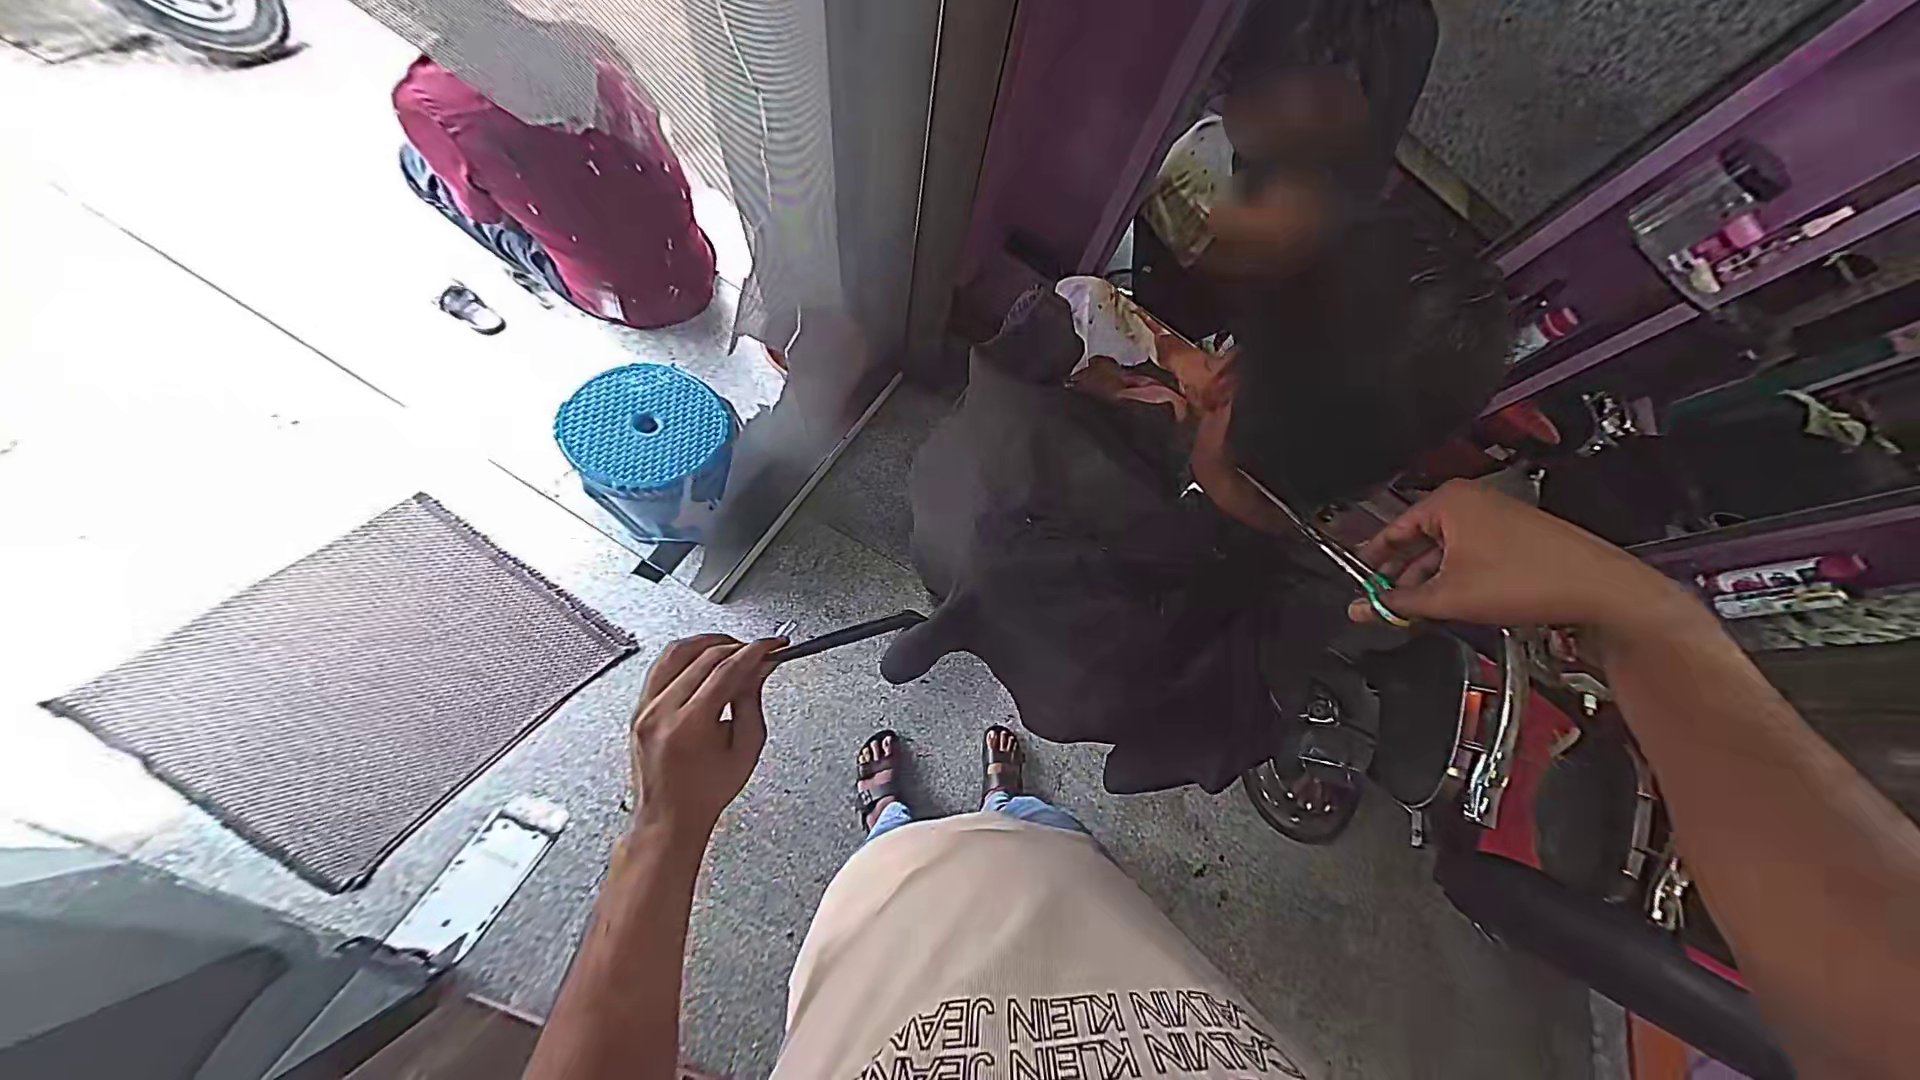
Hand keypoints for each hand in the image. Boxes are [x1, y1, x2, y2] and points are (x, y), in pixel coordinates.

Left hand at [629, 634, 782, 843]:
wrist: (670, 817)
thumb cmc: (705, 792)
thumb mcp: (746, 746)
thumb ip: (752, 699)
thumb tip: (759, 667)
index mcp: (689, 724)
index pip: (727, 668)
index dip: (755, 651)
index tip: (771, 645)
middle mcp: (661, 712)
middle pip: (704, 656)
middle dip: (738, 647)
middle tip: (758, 651)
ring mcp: (645, 709)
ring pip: (677, 651)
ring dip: (710, 644)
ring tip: (732, 649)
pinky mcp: (639, 708)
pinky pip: (661, 666)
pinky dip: (687, 656)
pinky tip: (704, 659)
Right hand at [1350, 480, 1703, 636]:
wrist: (1606, 593)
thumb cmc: (1536, 580)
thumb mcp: (1446, 597)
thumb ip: (1394, 603)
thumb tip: (1363, 608)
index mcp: (1449, 502)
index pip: (1390, 531)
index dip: (1372, 561)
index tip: (1362, 581)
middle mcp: (1472, 501)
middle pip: (1417, 539)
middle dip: (1400, 573)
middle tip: (1384, 599)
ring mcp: (1496, 516)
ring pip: (1443, 548)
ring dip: (1427, 577)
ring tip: (1416, 606)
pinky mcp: (1515, 534)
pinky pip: (1469, 552)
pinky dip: (1454, 574)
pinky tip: (1449, 599)